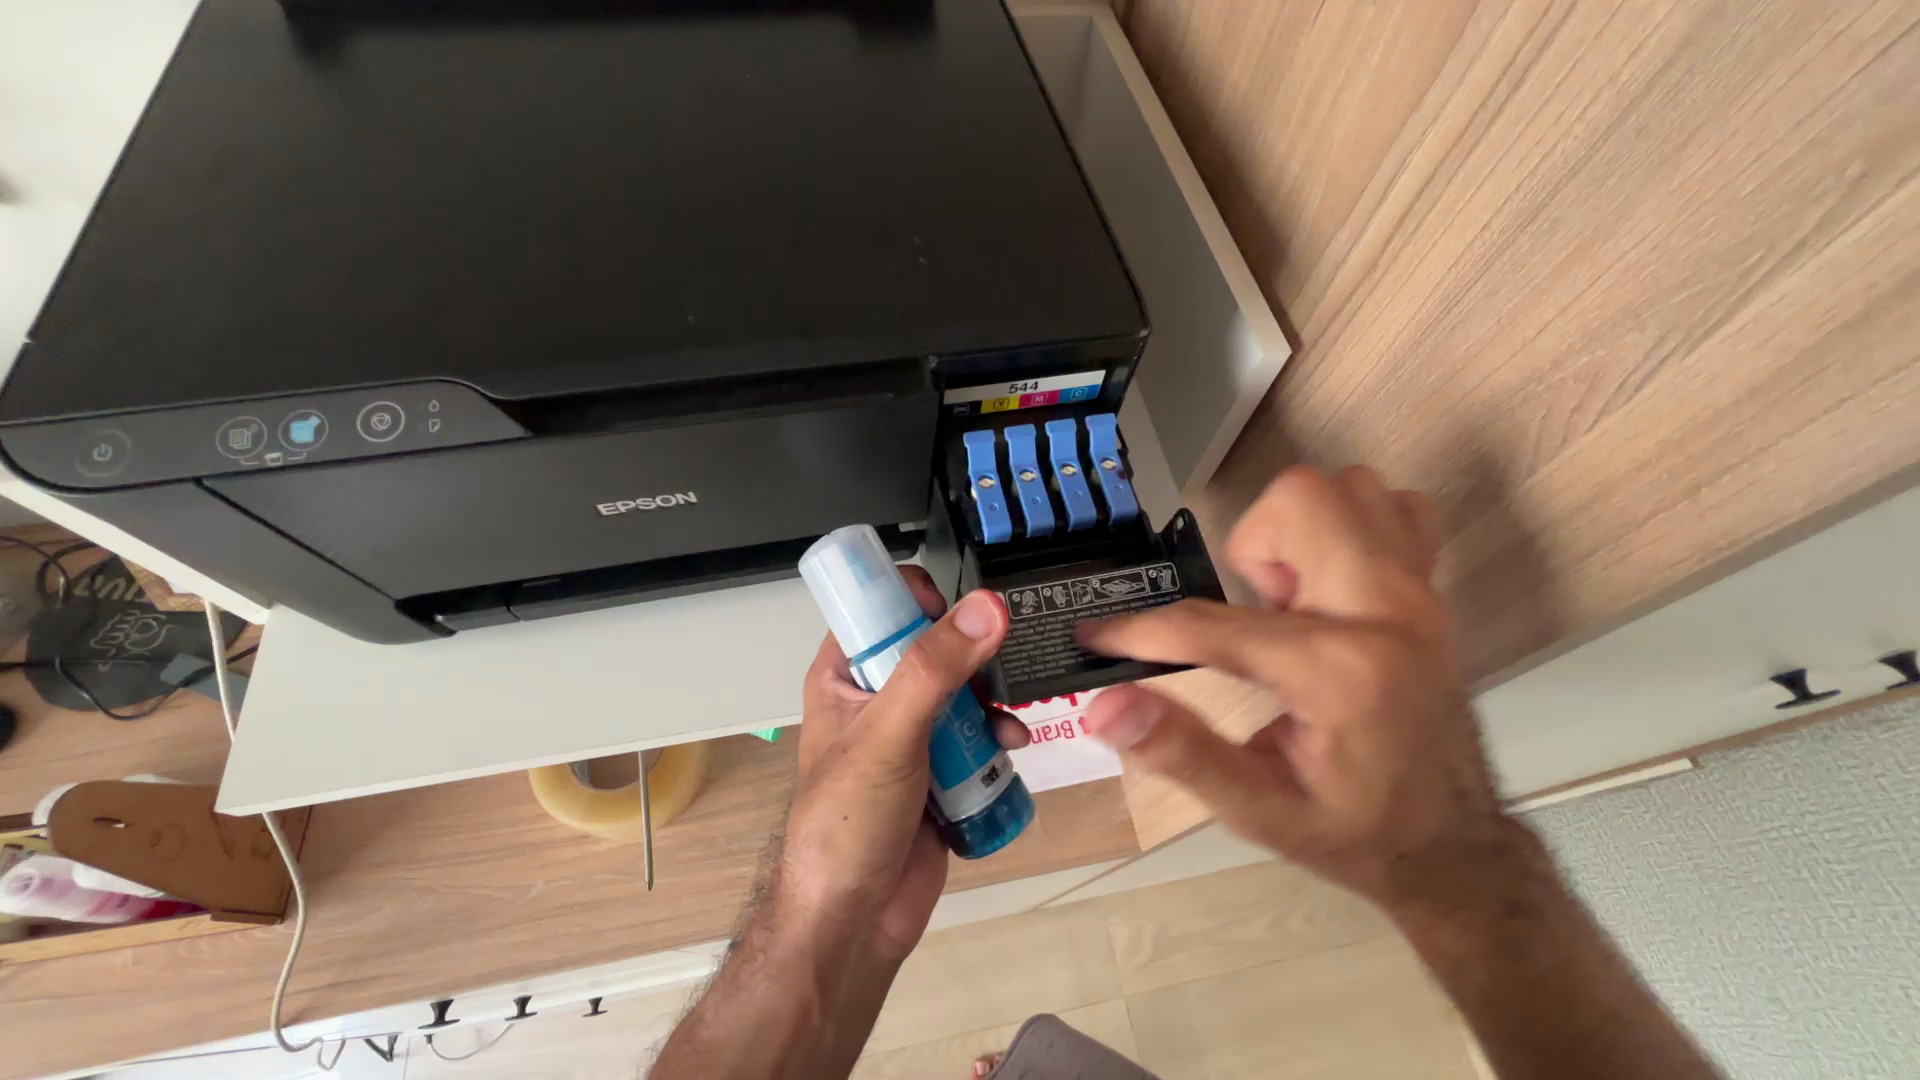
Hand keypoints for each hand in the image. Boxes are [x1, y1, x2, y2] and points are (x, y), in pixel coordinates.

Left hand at [775, 569, 1028, 960]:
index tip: (963, 608)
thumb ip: (935, 668)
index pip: (881, 607)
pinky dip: (997, 735)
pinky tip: (1011, 745)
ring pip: (964, 689)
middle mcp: (878, 696)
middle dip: (972, 653)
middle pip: (935, 645)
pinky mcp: (941, 767)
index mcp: (845, 674)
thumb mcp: (889, 733)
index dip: (920, 597)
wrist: (855, 918)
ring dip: (991, 697)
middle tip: (997, 663)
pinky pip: (978, 733)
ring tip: (1006, 717)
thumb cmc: (847, 820)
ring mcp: (913, 733)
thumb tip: (986, 607)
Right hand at [1077, 465, 1512, 909]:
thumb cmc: (1352, 830)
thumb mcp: (1257, 809)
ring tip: (1289, 603)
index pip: (1213, 624)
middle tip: (1251, 613)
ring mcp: (1418, 591)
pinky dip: (1348, 527)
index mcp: (1337, 673)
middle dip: (1251, 546)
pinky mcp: (1430, 588)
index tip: (1098, 635)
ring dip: (1296, 533)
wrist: (1453, 842)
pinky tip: (1329, 586)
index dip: (1140, 630)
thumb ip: (1180, 752)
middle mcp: (1385, 612)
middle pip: (1302, 501)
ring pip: (1345, 488)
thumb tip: (1102, 707)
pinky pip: (1392, 509)